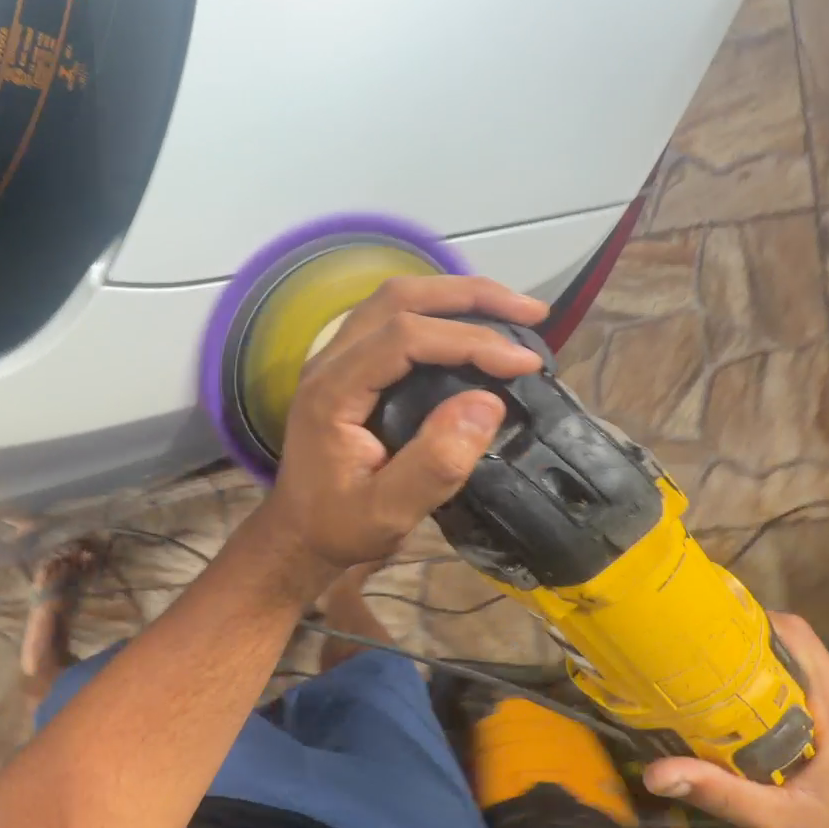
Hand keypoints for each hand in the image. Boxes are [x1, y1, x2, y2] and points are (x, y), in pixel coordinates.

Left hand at [254, 274, 547, 573]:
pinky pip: (389, 319)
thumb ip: (434, 463)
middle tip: (530, 313)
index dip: (468, 340)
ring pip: (390, 301)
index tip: (526, 364)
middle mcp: (327, 363)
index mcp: (332, 393)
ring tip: (512, 312)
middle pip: (395, 299)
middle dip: (467, 296)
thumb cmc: (338, 525)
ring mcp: (332, 360)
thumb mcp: (388, 512)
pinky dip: (436, 312)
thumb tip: (487, 402)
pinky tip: (473, 329)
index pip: (402, 338)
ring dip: (452, 297)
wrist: (298, 531)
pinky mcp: (345, 366)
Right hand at [642, 615, 828, 827]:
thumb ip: (720, 794)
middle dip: (733, 650)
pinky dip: (762, 709)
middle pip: (787, 659)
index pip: (796, 638)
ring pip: (792, 687)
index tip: (695, 618)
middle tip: (677, 652)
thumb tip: (652, 772)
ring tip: (691, 684)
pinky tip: (730, 728)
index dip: (747, 618)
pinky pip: (800, 713)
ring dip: (746, 682)